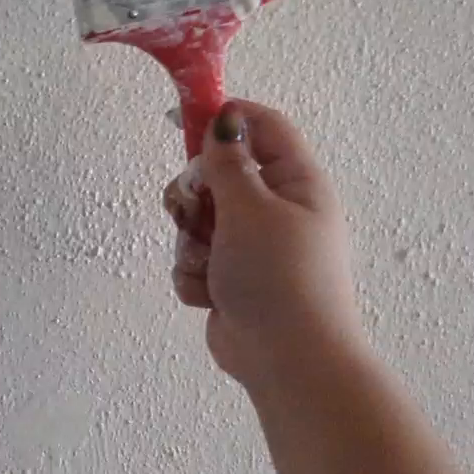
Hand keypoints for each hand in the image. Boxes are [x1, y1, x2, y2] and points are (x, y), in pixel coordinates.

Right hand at [163, 100, 365, 385]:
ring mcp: (248, 246)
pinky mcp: (227, 277)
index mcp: (294, 182)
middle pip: (214, 176)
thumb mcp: (250, 209)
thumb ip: (228, 162)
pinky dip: (194, 276)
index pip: (260, 128)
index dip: (223, 118)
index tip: (178, 120)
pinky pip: (192, 260)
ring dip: (191, 244)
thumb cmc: (277, 275)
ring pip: (194, 223)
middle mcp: (272, 209)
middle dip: (194, 198)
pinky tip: (212, 296)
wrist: (284, 355)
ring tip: (212, 267)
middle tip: (195, 214)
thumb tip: (224, 118)